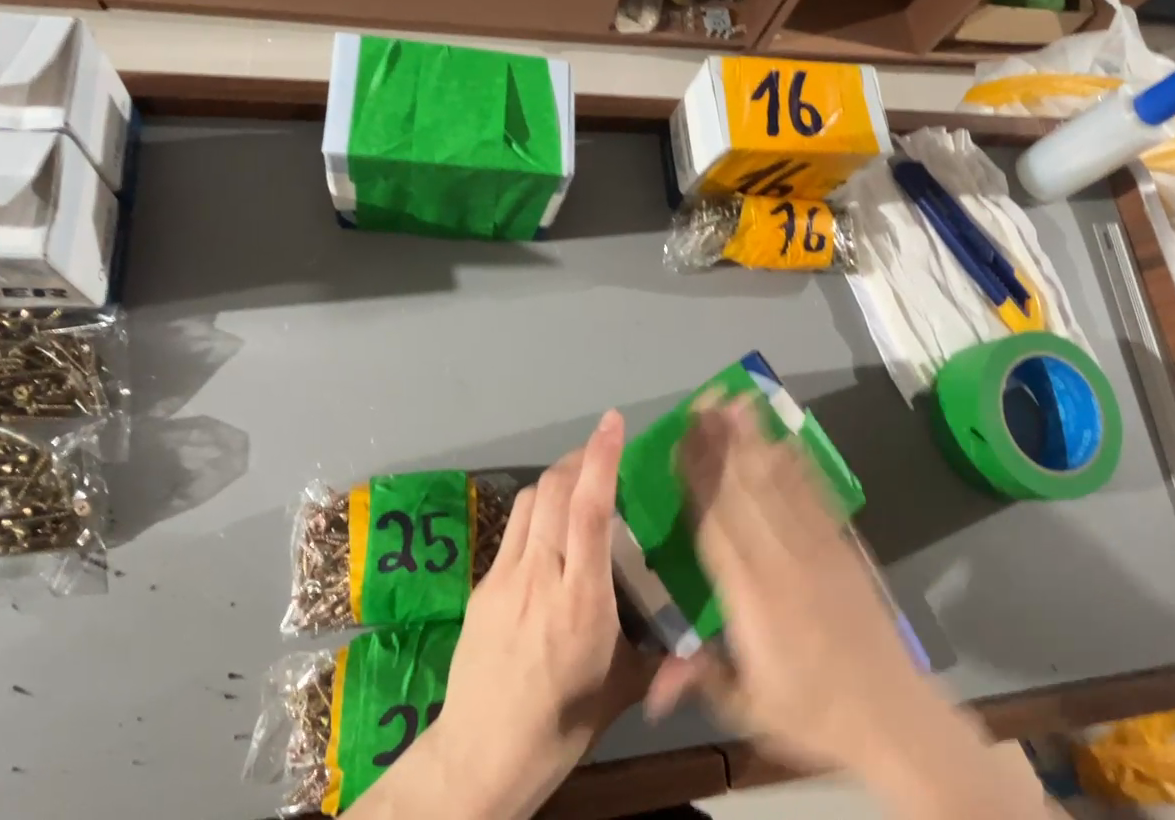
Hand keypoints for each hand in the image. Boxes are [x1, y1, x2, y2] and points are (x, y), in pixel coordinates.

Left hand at [422, 410, 648, 816]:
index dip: (601, 458)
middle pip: (553, 491)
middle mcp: (539, 576)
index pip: (590, 510)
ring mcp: (503, 578)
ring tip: (578, 488)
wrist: (485, 752)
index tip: (612, 423)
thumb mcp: (624, 688)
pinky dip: (536, 517)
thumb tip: (693, 637)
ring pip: (528, 503)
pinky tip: (550, 539)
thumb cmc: (564, 724)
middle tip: (602, 452)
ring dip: (555, 483)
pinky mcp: (481, 587)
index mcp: (582, 600)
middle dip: (578, 459)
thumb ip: (658, 651)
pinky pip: (512, 533)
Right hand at [644, 395, 930, 778]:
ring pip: (780, 484)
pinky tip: (788, 440)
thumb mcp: (747, 707)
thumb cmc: (813, 714)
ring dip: (757, 440)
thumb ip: (701, 678)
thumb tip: (652, 685)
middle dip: (722, 442)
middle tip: (704, 401)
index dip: (697, 476)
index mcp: (750, 595)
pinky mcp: (845, 551)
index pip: (714, 522)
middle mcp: (781, 561)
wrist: (893, 719)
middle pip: (745, 490)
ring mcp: (818, 551)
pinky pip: (818, 498)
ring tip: (740, 401)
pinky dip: (801, 465)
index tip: (680, 440)